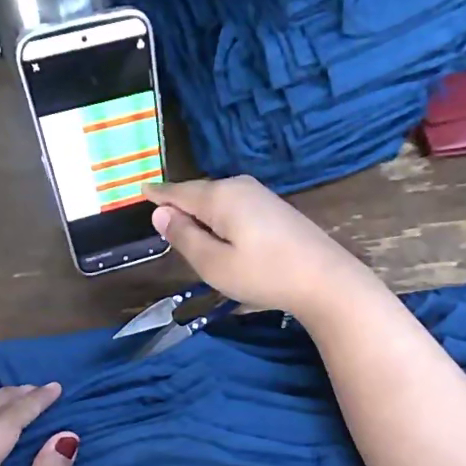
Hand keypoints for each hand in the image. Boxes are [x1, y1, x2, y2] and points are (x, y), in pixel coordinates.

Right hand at [145, 176, 381, 320]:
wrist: (325, 280)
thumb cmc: (264, 275)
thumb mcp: (214, 264)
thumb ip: (184, 237)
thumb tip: (160, 213)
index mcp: (220, 196)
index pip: (178, 191)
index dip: (157, 194)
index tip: (140, 191)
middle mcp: (239, 186)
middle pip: (199, 193)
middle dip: (180, 206)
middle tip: (162, 224)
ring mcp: (261, 195)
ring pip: (218, 201)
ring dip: (202, 215)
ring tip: (190, 235)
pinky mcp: (276, 209)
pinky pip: (236, 208)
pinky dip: (221, 219)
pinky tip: (223, 237)